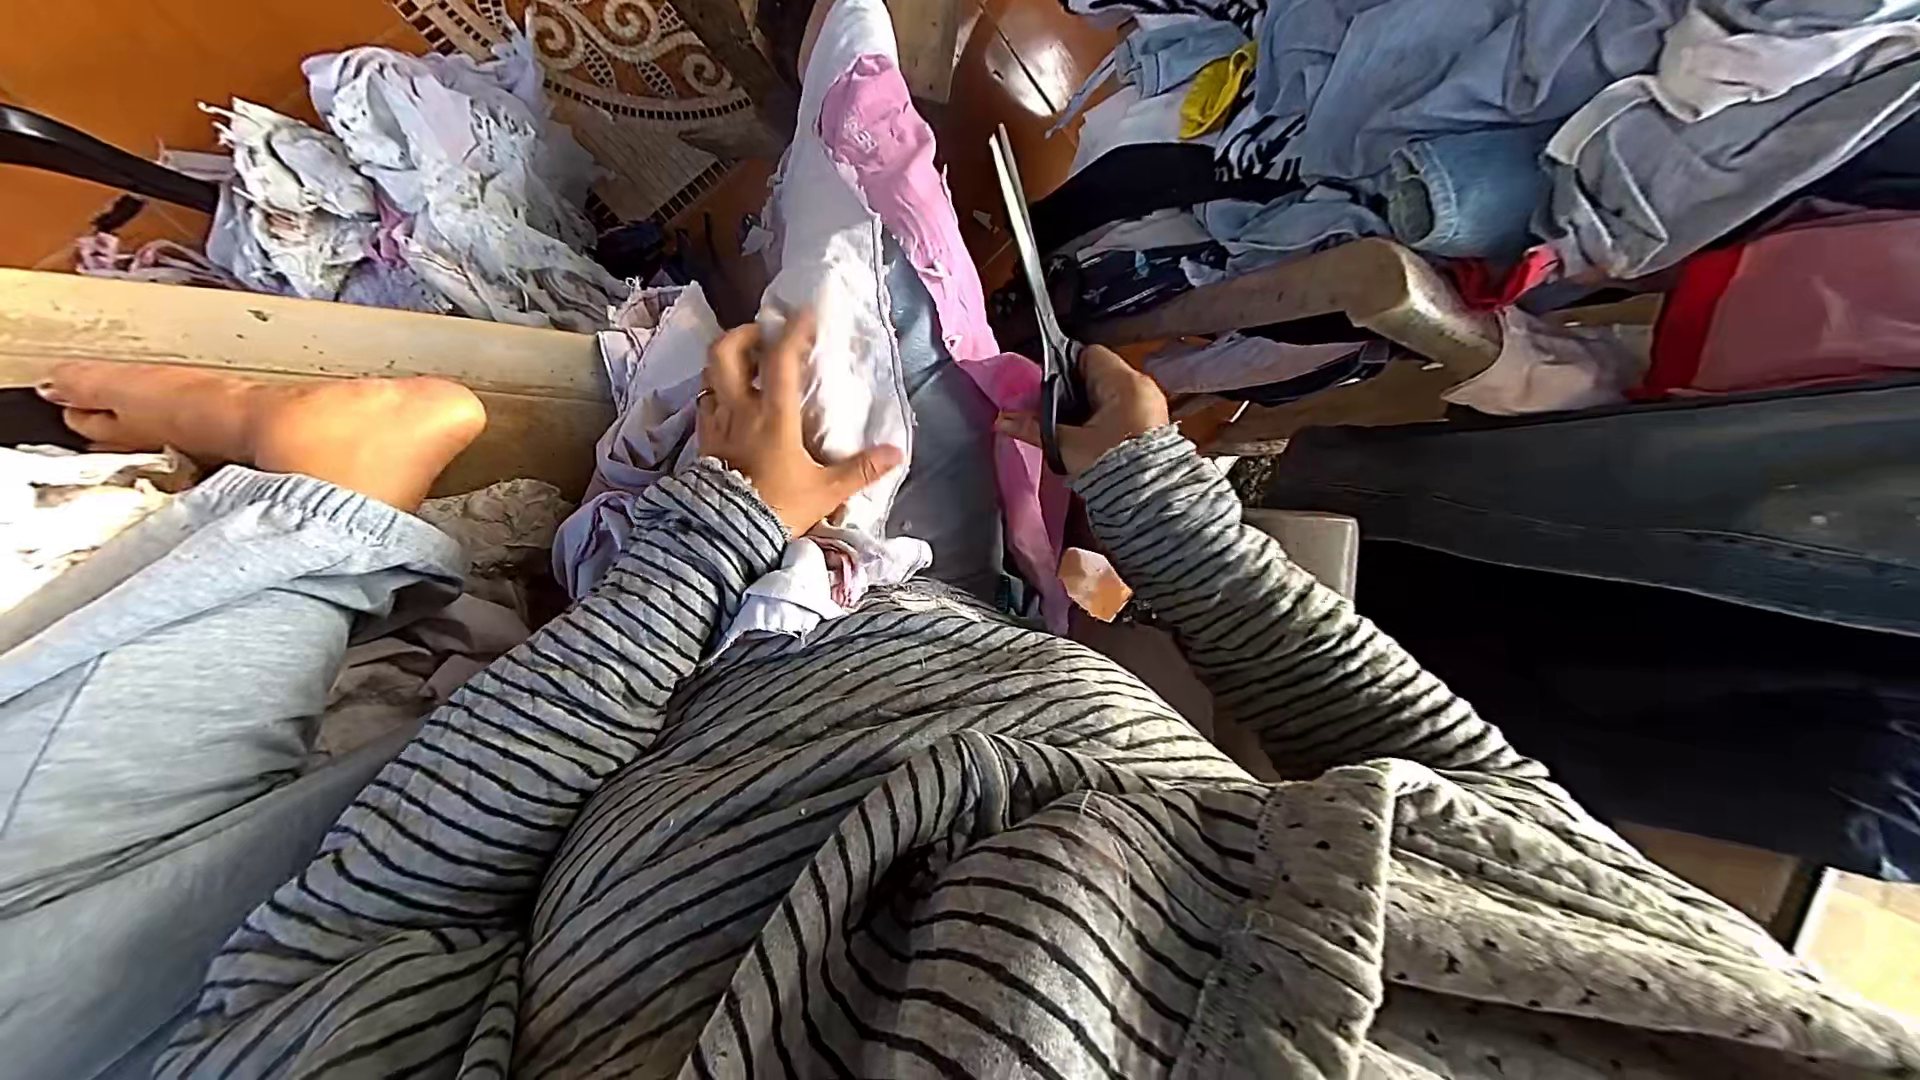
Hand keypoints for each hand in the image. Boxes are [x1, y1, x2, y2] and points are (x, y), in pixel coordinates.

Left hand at [697, 310, 903, 535]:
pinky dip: (717, 394)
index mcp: (772, 415)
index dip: (794, 331)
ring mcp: (717, 424)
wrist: (729, 535)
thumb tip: (897, 453)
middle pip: (726, 352)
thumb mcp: (827, 490)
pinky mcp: (704, 442)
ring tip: (748, 367)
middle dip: (744, 335)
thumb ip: (862, 469)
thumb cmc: (780, 506)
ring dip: (728, 362)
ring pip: (710, 375)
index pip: (780, 359)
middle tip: (764, 337)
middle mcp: (739, 410)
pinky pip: (705, 404)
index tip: (806, 314)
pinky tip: (731, 404)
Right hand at [995, 345, 1169, 476]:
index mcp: (1124, 382)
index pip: (1089, 354)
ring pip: (1109, 393)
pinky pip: (1122, 409)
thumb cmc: (1114, 469)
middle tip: (1056, 411)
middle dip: (1074, 390)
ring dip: (1090, 406)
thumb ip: (1033, 429)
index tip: (1049, 387)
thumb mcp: (1068, 446)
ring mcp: (1150, 405)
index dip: (1064, 366)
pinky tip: (1092, 436)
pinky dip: (1105, 418)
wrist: (1150, 501)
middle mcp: (1142, 387)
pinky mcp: (1153, 424)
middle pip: (1097, 374)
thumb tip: (1002, 420)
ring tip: (1073, 427)